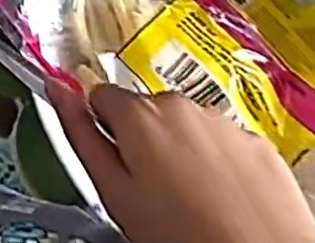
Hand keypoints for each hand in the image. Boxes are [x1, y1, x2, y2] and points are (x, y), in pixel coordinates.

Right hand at [47, 81, 314, 242]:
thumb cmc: (183, 238)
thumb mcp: (115, 193)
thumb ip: (79, 132)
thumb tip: (56, 87)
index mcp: (137, 113)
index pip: (100, 96)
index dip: (103, 128)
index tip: (115, 160)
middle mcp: (178, 103)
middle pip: (143, 109)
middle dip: (143, 139)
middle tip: (153, 188)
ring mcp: (222, 120)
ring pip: (184, 123)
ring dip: (181, 148)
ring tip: (193, 199)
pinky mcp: (258, 143)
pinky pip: (224, 139)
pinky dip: (220, 161)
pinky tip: (225, 199)